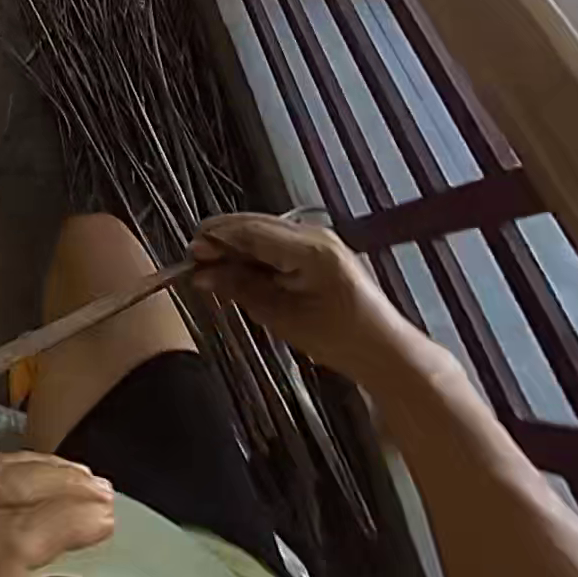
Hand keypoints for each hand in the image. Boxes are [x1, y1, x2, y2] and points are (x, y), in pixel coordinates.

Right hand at [190, 212, 431, 384]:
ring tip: (212, 267)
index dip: (216, 239)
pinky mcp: (316, 246)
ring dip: (234, 245)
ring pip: (259, 229)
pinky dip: (250, 250)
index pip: (249, 231)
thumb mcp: (280, 317)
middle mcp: (312, 233)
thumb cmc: (337, 340)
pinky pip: (273, 239)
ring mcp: (316, 236)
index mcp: (309, 249)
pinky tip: (238, 268)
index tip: (191, 254)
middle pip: (252, 224)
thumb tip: (200, 275)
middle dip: (220, 239)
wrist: (386, 352)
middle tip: (195, 261)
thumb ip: (238, 288)